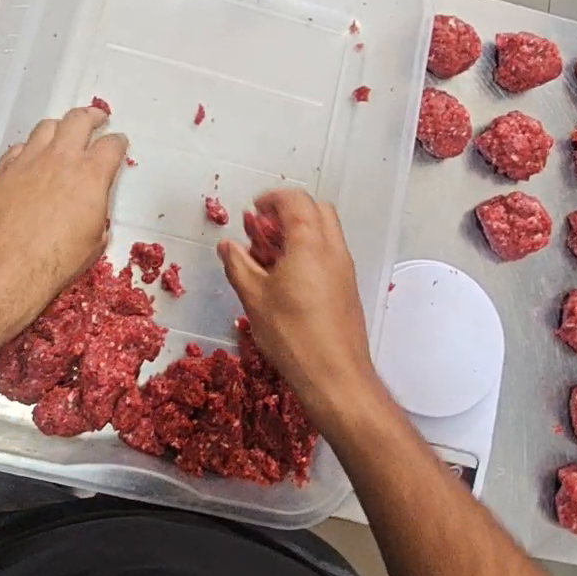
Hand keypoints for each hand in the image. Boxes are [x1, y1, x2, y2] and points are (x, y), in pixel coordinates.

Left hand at [0, 106, 125, 323]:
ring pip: (47, 127)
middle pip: (79, 120)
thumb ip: (98, 212)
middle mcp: (61, 159)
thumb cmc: (55, 260)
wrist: (8, 265)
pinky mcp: (4, 170)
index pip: (111, 146)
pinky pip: (19, 147)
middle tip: (97, 117)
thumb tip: (93, 209)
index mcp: (91, 175)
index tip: (118, 142)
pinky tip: (31, 154)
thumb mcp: (94, 240)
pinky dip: (30, 147)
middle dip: (92, 116)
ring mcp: (29, 161)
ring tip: (64, 130)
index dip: (118, 142)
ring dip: (60, 126)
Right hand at [218, 189, 386, 428]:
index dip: (271, 199)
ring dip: (300, 230)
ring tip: (271, 253)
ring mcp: (345, 267)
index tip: (252, 212)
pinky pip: (330, 252)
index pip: (295, 201)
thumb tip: (227, 246)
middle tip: (262, 228)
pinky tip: (288, 276)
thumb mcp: (254, 299)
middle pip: (316, 208)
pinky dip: (310, 249)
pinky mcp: (348, 286)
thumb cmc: (292, 336)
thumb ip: (238, 265)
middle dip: (288, 210)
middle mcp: (333, 249)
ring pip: (326, 230)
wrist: (336, 376)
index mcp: (310, 244)